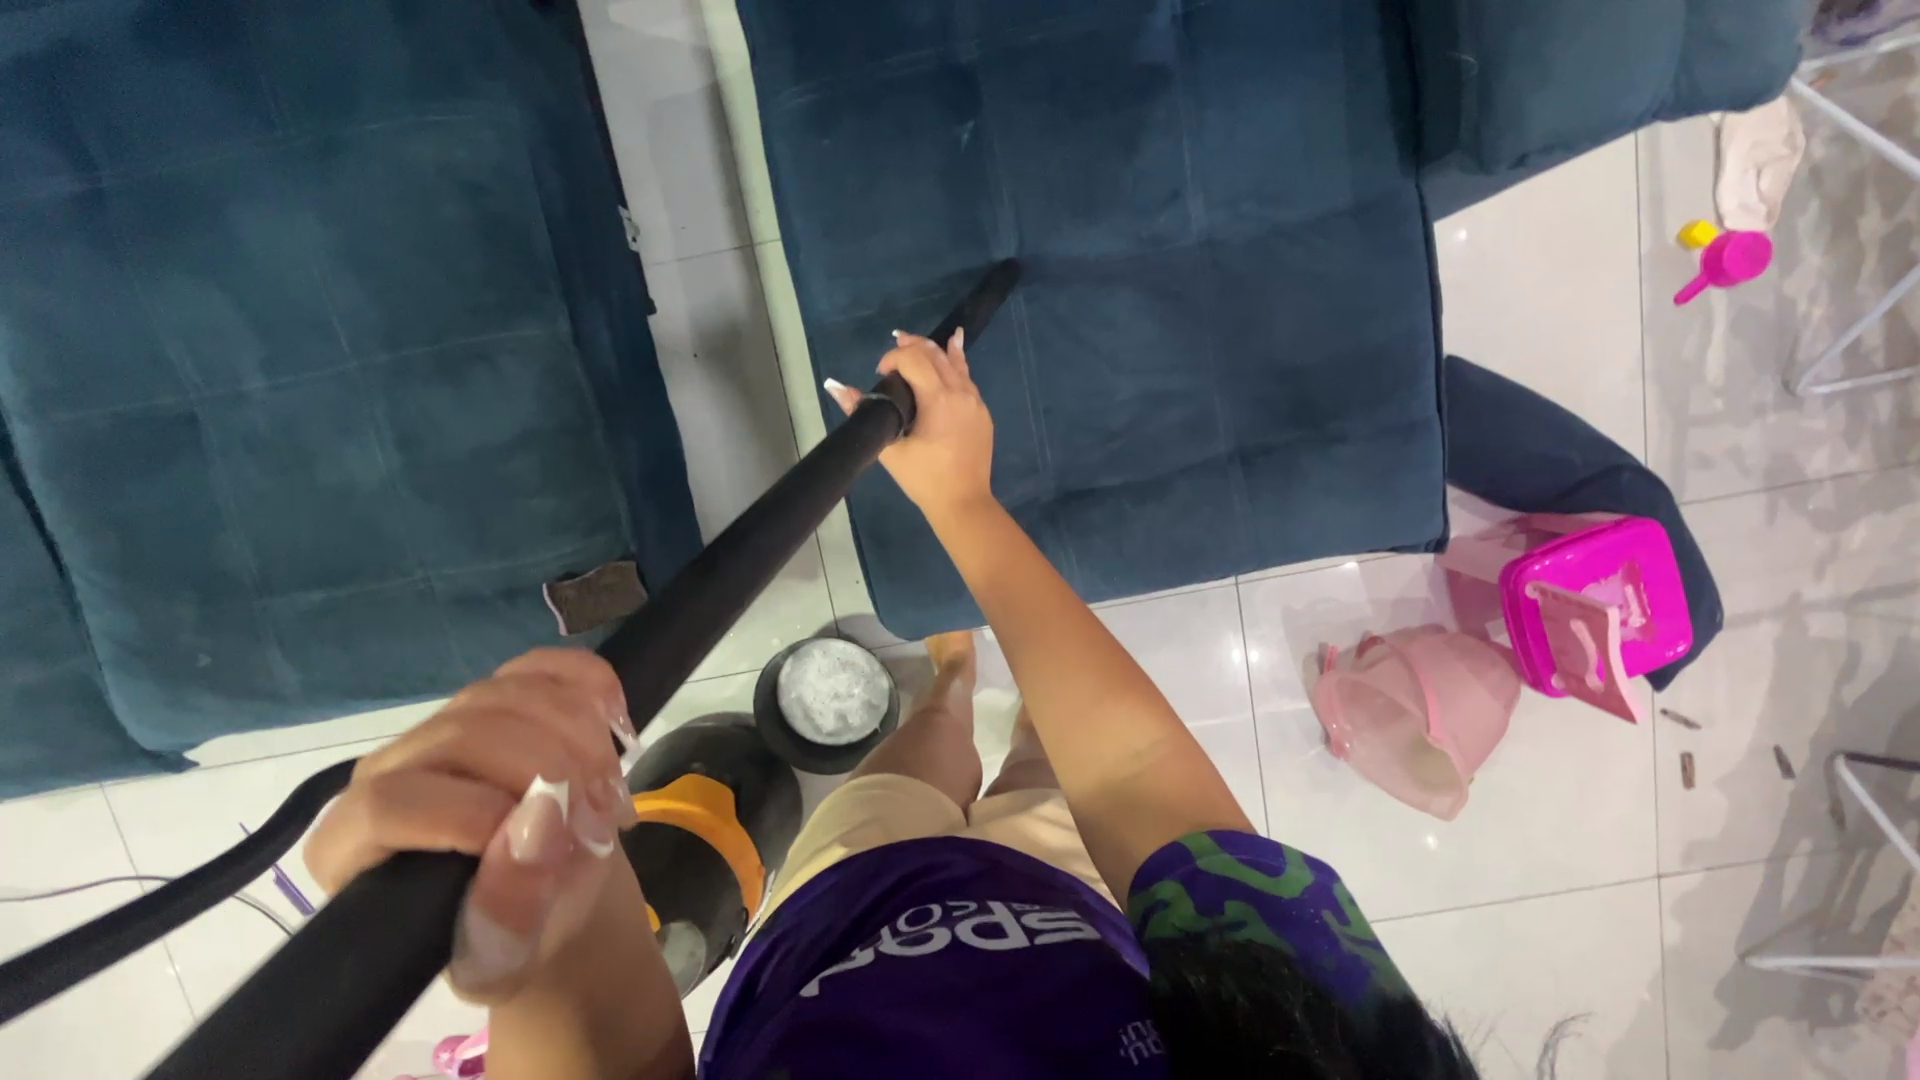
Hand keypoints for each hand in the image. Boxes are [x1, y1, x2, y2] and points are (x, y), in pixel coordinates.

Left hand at [304, 649, 638, 1002]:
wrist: (553, 894)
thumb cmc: (517, 932)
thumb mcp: (510, 950)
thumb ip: (512, 902)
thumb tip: (540, 821)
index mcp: (355, 842)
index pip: (388, 802)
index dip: (468, 813)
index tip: (546, 842)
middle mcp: (392, 768)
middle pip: (466, 733)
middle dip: (554, 773)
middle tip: (601, 824)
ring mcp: (452, 720)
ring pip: (513, 693)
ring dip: (584, 740)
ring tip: (609, 796)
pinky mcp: (508, 693)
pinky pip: (548, 662)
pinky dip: (592, 685)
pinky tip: (615, 725)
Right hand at [826, 329, 994, 522]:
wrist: (963, 502)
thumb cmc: (924, 479)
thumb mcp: (890, 449)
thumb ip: (863, 413)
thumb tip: (835, 387)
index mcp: (939, 399)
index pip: (913, 359)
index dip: (893, 358)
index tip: (880, 374)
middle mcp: (961, 393)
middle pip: (935, 354)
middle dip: (912, 345)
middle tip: (895, 342)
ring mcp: (976, 402)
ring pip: (955, 363)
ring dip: (934, 349)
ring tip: (916, 340)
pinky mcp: (982, 413)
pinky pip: (967, 379)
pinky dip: (956, 363)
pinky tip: (954, 348)